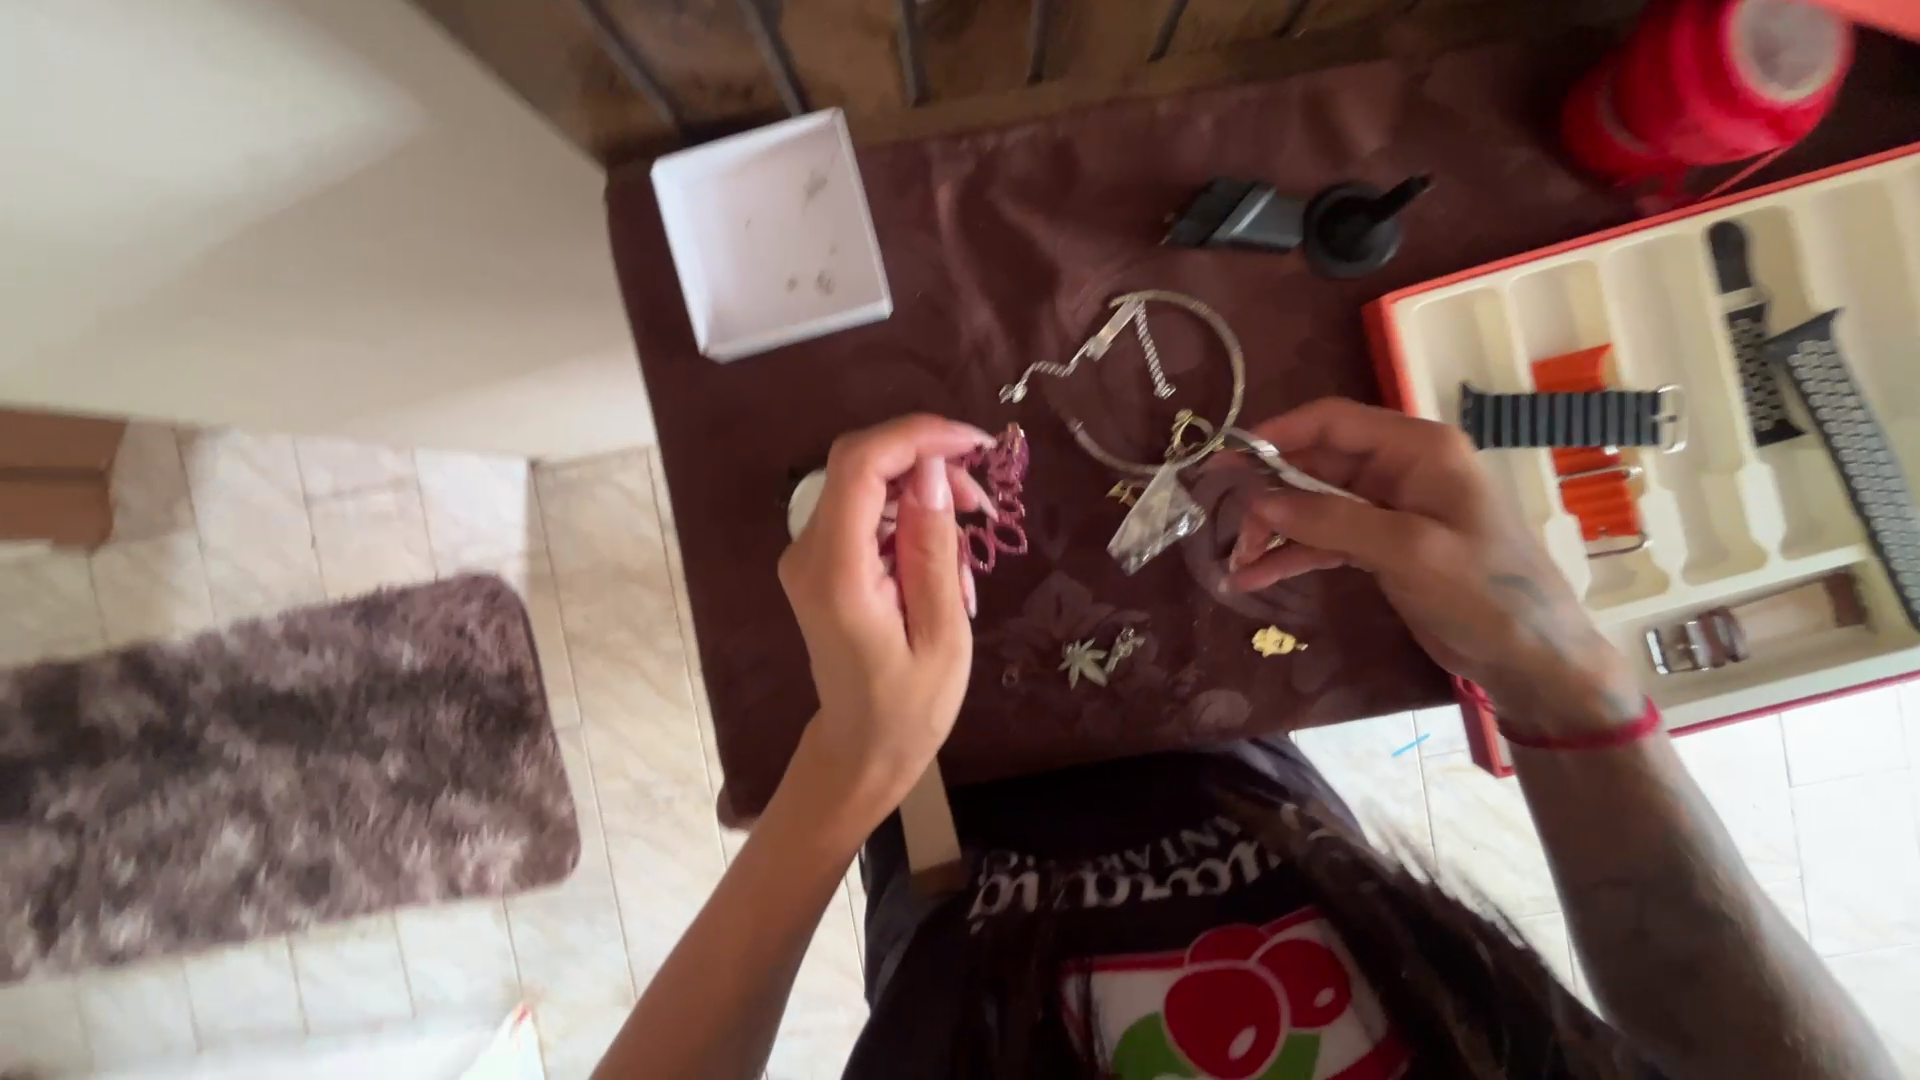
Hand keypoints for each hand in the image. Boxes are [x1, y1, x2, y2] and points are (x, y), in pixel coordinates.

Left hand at [777, 414, 989, 818]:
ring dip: (921, 488)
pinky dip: (907, 513)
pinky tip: (941, 552)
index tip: (975, 445)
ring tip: (968, 534)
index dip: (916, 436)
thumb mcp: (942, 632)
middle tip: (980, 501)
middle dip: (926, 461)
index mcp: (836, 573)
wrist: (862, 747)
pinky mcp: (820, 561)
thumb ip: (934, 548)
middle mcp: (807, 553)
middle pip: (860, 465)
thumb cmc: (911, 707)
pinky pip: (865, 511)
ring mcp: (807, 556)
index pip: (859, 466)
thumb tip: (932, 471)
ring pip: (865, 482)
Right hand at [1219, 398, 1641, 736]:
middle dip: (1267, 495)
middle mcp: (1398, 469)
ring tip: (1236, 564)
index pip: (1333, 422)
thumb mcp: (1408, 550)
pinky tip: (1255, 578)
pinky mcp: (1379, 544)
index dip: (1276, 435)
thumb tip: (1258, 502)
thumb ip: (1331, 521)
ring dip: (1273, 531)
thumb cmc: (1485, 592)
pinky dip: (1290, 555)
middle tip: (1226, 524)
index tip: (1227, 461)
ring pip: (1311, 505)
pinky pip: (1322, 539)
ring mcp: (1387, 508)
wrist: (1531, 657)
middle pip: (1314, 465)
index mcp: (1417, 449)